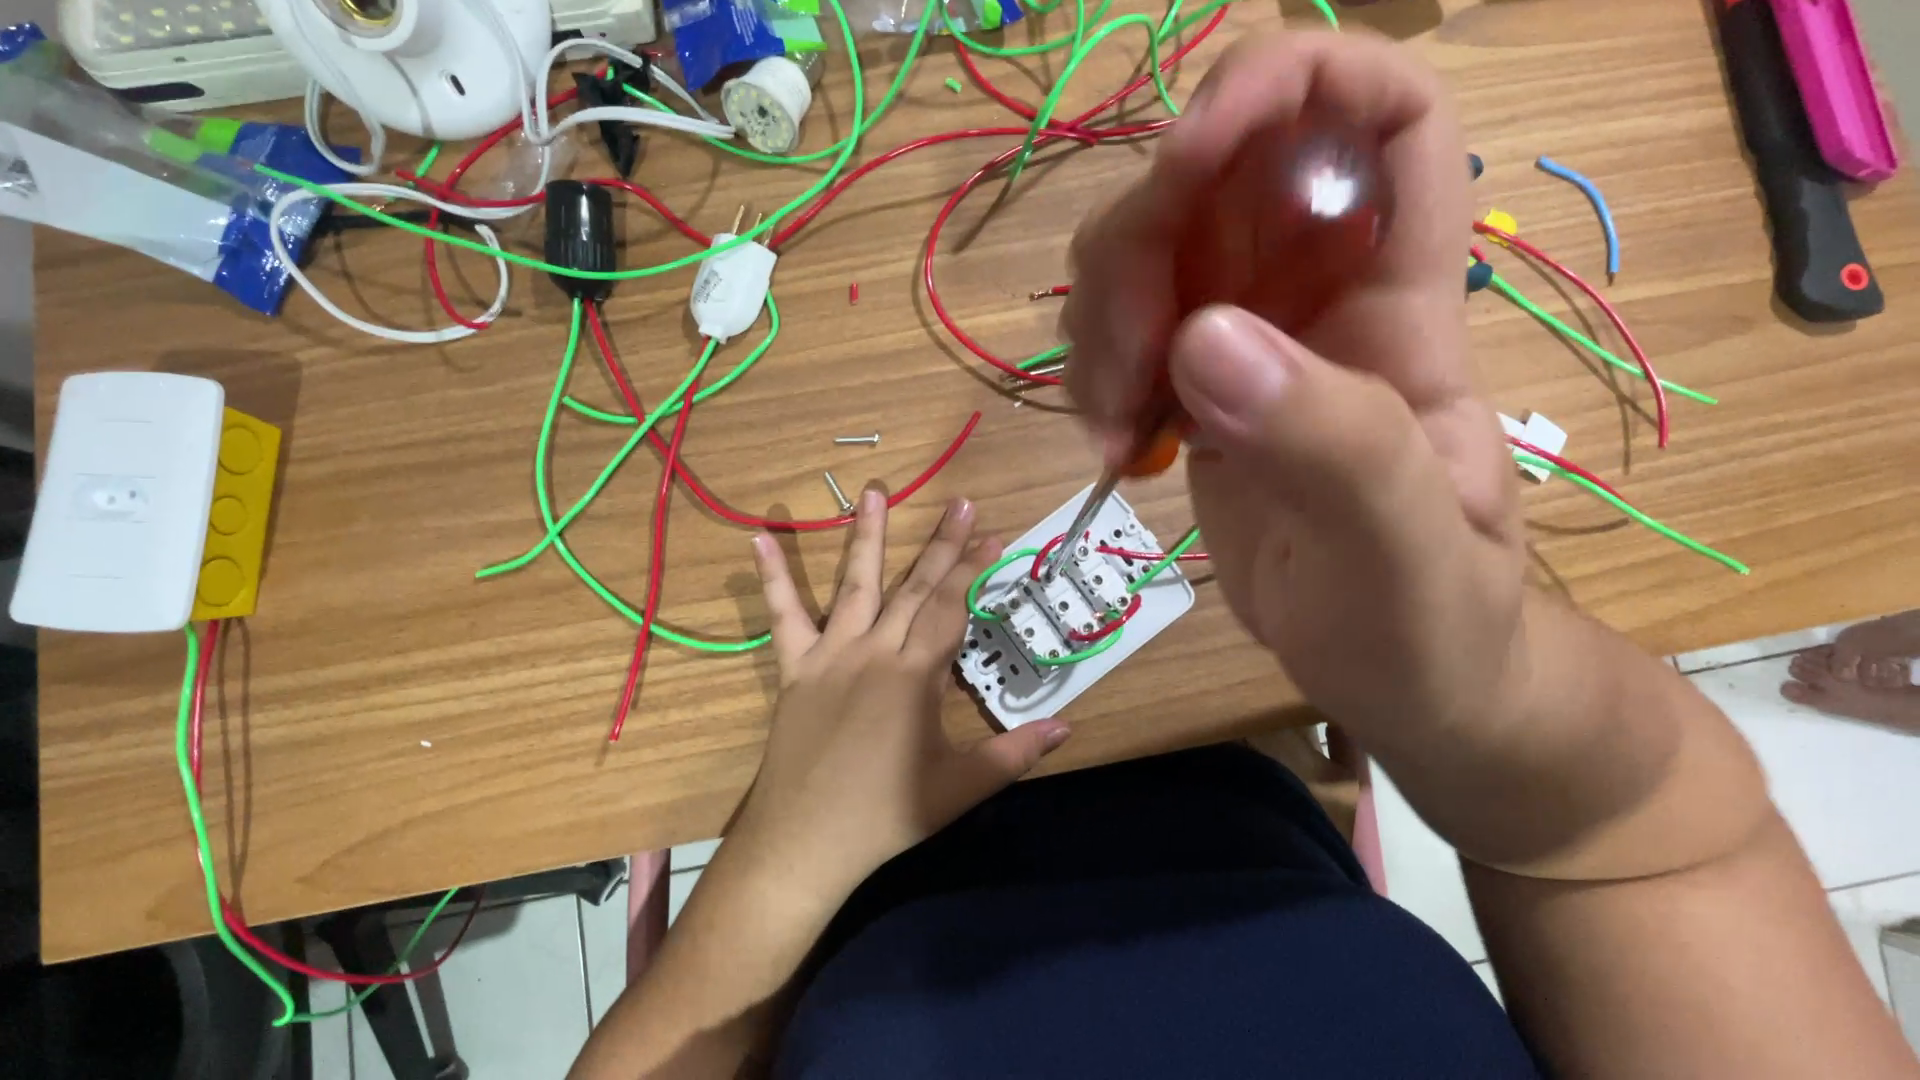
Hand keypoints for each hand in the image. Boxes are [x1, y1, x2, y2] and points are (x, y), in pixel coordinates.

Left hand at [731, 490, 1071, 899]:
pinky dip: (773, 578)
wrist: (805, 842)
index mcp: (916, 676)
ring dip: (866, 536)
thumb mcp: (961, 788)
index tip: (995, 536)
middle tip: (960, 503)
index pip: (952, 608)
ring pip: (854, 585)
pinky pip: (783, 618)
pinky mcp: (796, 669)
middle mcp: (874, 651)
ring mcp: (830, 655)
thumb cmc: (887, 816)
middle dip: (942, 544)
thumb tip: (1067, 727)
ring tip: (874, 490)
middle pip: (913, 587)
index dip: (976, 570)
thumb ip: (1014, 754)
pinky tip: (758, 538)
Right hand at [1061, 31, 1526, 736]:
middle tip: (1126, 367)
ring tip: (1113, 428)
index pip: (1380, 113)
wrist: (1402, 677)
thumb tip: (1203, 339)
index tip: (1192, 154)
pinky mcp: (1195, 389)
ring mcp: (1246, 337)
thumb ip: (1333, 446)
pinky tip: (1110, 448)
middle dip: (1139, 247)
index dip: (1291, 84)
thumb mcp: (1404, 550)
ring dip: (1099, 322)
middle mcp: (1316, 292)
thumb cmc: (1435, 620)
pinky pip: (1117, 331)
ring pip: (1143, 251)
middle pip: (1209, 177)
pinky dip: (1091, 376)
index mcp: (1401, 297)